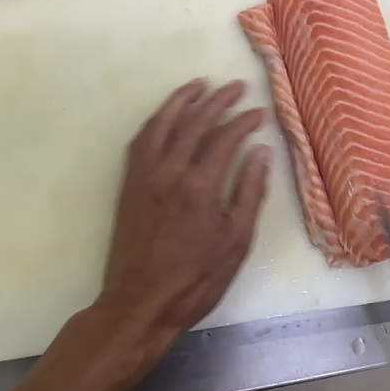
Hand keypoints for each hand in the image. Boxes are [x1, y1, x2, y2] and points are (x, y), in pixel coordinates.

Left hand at [96, 78, 271, 357]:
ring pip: (164, 123)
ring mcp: (145, 175)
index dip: (245, 121)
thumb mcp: (237, 241)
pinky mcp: (129, 184)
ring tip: (201, 85)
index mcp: (201, 186)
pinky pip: (142, 140)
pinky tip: (167, 115)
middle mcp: (170, 171)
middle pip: (196, 122)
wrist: (140, 305)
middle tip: (237, 87)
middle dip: (219, 101)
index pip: (226, 137)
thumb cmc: (196, 279)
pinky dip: (157, 121)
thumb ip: (250, 192)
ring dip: (183, 100)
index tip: (260, 113)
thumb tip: (260, 152)